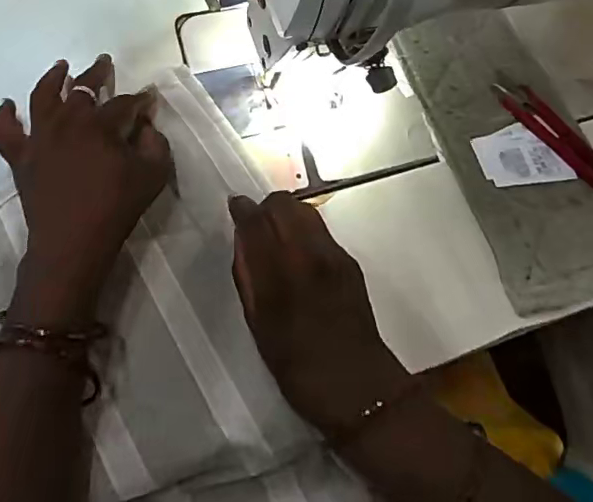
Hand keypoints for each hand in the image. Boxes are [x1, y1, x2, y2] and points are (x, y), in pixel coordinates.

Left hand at [0, 56, 171, 326]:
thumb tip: (146, 124)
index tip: (148, 97)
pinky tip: (7, 103)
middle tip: (104, 62)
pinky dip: (4, 115)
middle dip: (97, 73)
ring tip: (61, 66)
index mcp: (100, 125)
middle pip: (82, 88)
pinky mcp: (20, 156)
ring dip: (53, 78)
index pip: (124, 103)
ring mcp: (40, 137)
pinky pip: (5, 130)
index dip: (139, 99)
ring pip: (42, 96)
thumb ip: (155, 143)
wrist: (72, 244)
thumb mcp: (152, 176)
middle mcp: (67, 121)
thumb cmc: (114, 209)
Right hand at [228, 193, 409, 438]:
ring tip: (278, 237)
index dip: (242, 209)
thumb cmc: (296, 364)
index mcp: (279, 273)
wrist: (358, 389)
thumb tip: (242, 238)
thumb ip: (247, 274)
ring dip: (286, 215)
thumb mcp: (257, 322)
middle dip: (265, 208)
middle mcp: (308, 254)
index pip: (256, 220)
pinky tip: (300, 254)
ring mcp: (334, 255)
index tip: (234, 207)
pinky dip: (304, 230)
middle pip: (282, 203)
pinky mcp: (350, 261)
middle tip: (257, 225)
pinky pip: (320, 229)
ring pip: (304, 209)